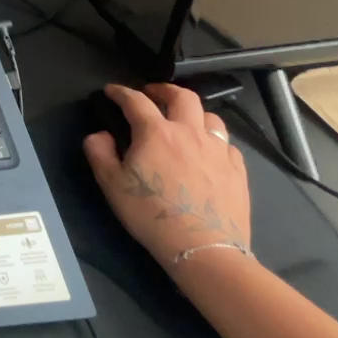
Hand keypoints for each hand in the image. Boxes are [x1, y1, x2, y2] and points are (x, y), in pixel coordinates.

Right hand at [83, 83, 251, 268]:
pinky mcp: (238, 171)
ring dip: (193, 113)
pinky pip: (227, 144)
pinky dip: (213, 140)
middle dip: (163, 89)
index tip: (111, 91)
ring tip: (183, 121)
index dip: (120, 92)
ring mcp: (219, 151)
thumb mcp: (110, 183)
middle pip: (183, 96)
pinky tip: (206, 151)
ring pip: (210, 117)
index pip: (135, 100)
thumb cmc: (150, 213)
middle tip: (152, 93)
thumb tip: (101, 134)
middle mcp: (190, 134)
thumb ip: (98, 151)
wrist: (203, 248)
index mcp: (156, 133)